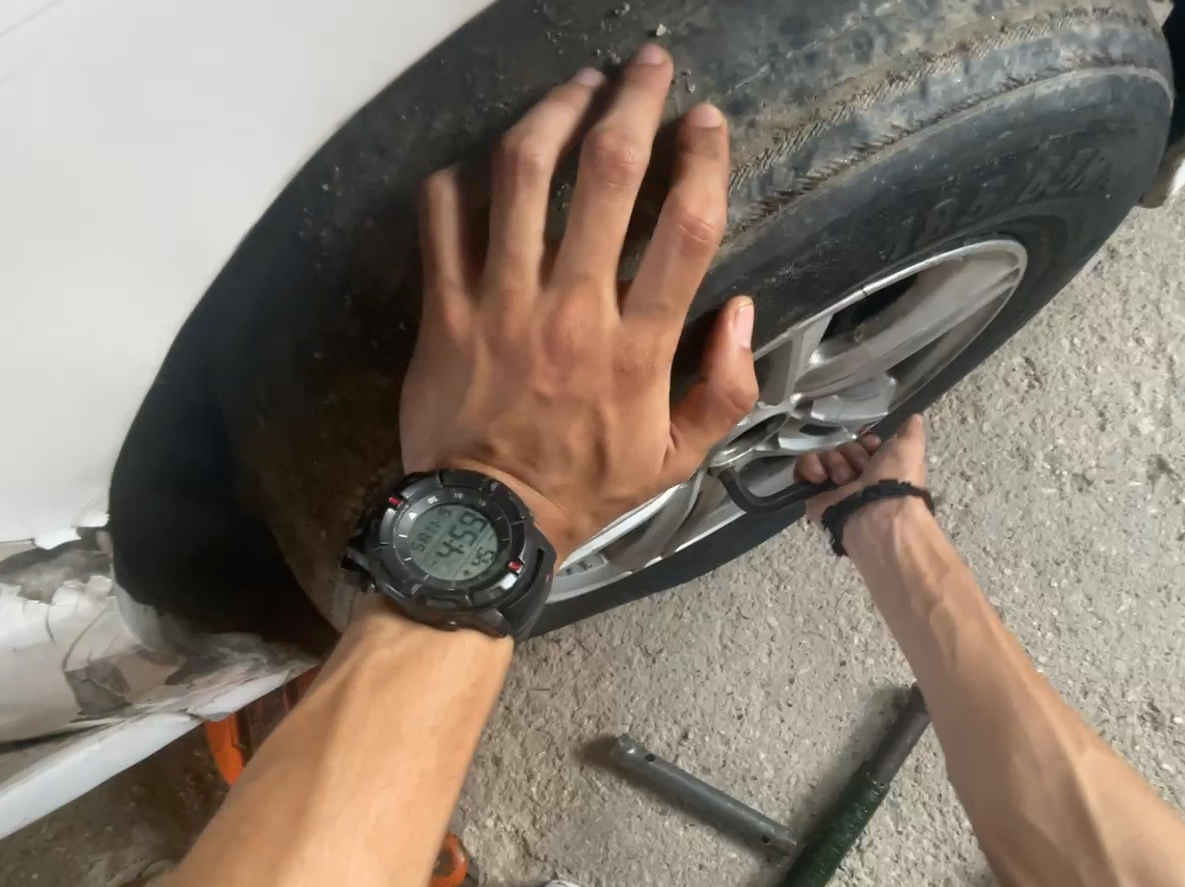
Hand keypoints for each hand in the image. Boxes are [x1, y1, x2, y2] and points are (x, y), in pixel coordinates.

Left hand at [399, 46, 758, 558]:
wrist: (489, 519)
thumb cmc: (585, 488)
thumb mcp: (676, 461)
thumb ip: (725, 391)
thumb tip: (741, 312)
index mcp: (637, 349)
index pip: (685, 230)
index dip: (704, 162)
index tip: (708, 124)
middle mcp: (572, 311)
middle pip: (608, 177)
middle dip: (635, 104)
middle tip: (648, 67)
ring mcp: (500, 305)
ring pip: (523, 176)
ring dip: (554, 113)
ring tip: (576, 86)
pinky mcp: (443, 311)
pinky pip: (443, 218)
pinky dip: (461, 178)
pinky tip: (483, 164)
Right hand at [796, 414, 928, 523]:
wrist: (874, 513)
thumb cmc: (895, 480)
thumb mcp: (910, 449)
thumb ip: (911, 432)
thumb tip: (914, 417)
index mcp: (879, 470)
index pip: (864, 445)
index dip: (866, 443)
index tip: (872, 446)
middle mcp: (857, 478)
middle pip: (844, 448)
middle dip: (852, 454)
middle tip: (862, 471)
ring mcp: (834, 487)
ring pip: (825, 456)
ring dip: (835, 463)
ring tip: (844, 480)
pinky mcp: (812, 494)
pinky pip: (803, 468)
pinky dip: (809, 466)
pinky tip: (820, 476)